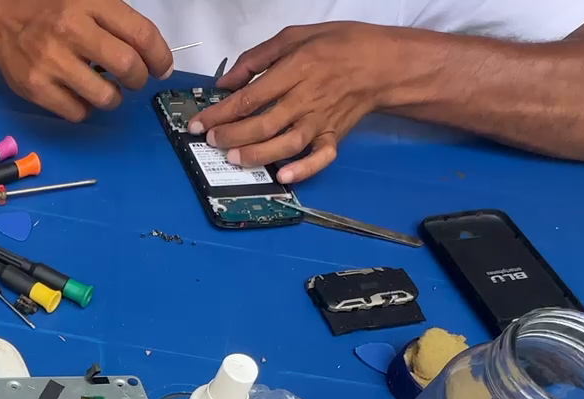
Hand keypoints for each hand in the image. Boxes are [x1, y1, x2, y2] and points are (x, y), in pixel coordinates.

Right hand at [0, 0, 172, 120]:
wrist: (0, 22)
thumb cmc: (47, 11)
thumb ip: (114, 19)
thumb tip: (148, 49)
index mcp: (89, 3)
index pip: (140, 34)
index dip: (159, 56)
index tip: (162, 67)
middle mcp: (72, 31)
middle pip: (127, 67)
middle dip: (138, 79)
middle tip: (134, 79)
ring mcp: (53, 62)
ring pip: (105, 96)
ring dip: (113, 98)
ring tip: (107, 89)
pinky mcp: (39, 88)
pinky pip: (78, 112)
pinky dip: (86, 109)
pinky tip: (81, 96)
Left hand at [190, 22, 405, 182]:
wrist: (384, 62)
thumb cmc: (338, 45)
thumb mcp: (297, 36)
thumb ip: (257, 58)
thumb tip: (225, 83)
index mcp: (297, 68)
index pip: (251, 96)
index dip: (220, 112)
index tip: (199, 123)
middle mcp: (307, 97)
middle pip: (263, 123)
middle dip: (232, 135)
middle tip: (212, 140)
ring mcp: (321, 120)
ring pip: (285, 143)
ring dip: (257, 155)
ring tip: (233, 158)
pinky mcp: (333, 137)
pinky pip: (320, 158)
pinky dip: (303, 170)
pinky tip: (283, 176)